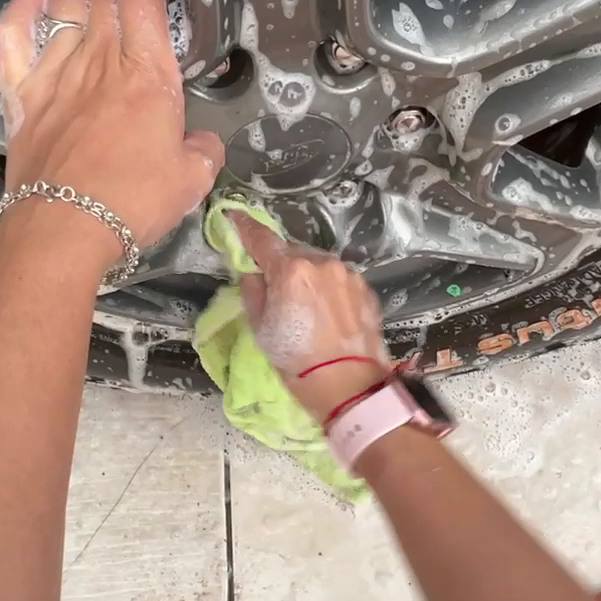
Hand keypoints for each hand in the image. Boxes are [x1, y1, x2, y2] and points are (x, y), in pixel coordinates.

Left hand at [0, 0, 225, 260]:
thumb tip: (203, 142)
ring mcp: (54, 72)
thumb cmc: (132, 203)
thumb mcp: (192, 181)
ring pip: (63, 3)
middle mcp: (99, 61)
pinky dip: (25, 6)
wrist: (66, 228)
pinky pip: (13, 31)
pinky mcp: (21, 92)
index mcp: (147, 75)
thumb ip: (205, 151)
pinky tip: (39, 1)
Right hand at [231, 213, 392, 419]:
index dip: (245, 227)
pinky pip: (338, 280)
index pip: (262, 239)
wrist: (348, 384)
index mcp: (290, 269)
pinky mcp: (365, 289)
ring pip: (318, 265)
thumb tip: (254, 273)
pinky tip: (326, 313)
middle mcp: (321, 262)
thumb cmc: (296, 359)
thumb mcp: (260, 327)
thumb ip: (252, 290)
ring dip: (307, 276)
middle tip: (277, 289)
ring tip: (305, 306)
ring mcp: (347, 274)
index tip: (235, 216)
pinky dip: (328, 288)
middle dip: (282, 265)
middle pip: (292, 253)